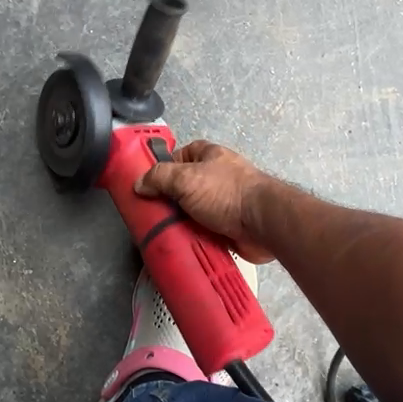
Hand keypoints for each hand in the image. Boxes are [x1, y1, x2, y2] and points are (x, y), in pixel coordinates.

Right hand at [135, 140, 281, 262]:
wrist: (263, 224)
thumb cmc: (226, 192)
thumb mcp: (185, 178)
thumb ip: (160, 177)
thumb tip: (139, 184)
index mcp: (209, 156)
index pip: (179, 155)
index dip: (163, 167)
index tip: (147, 185)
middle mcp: (217, 177)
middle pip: (184, 187)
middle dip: (170, 201)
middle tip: (152, 215)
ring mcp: (224, 203)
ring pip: (193, 212)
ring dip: (182, 223)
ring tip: (162, 234)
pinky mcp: (230, 226)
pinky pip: (205, 231)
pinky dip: (195, 238)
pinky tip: (181, 246)